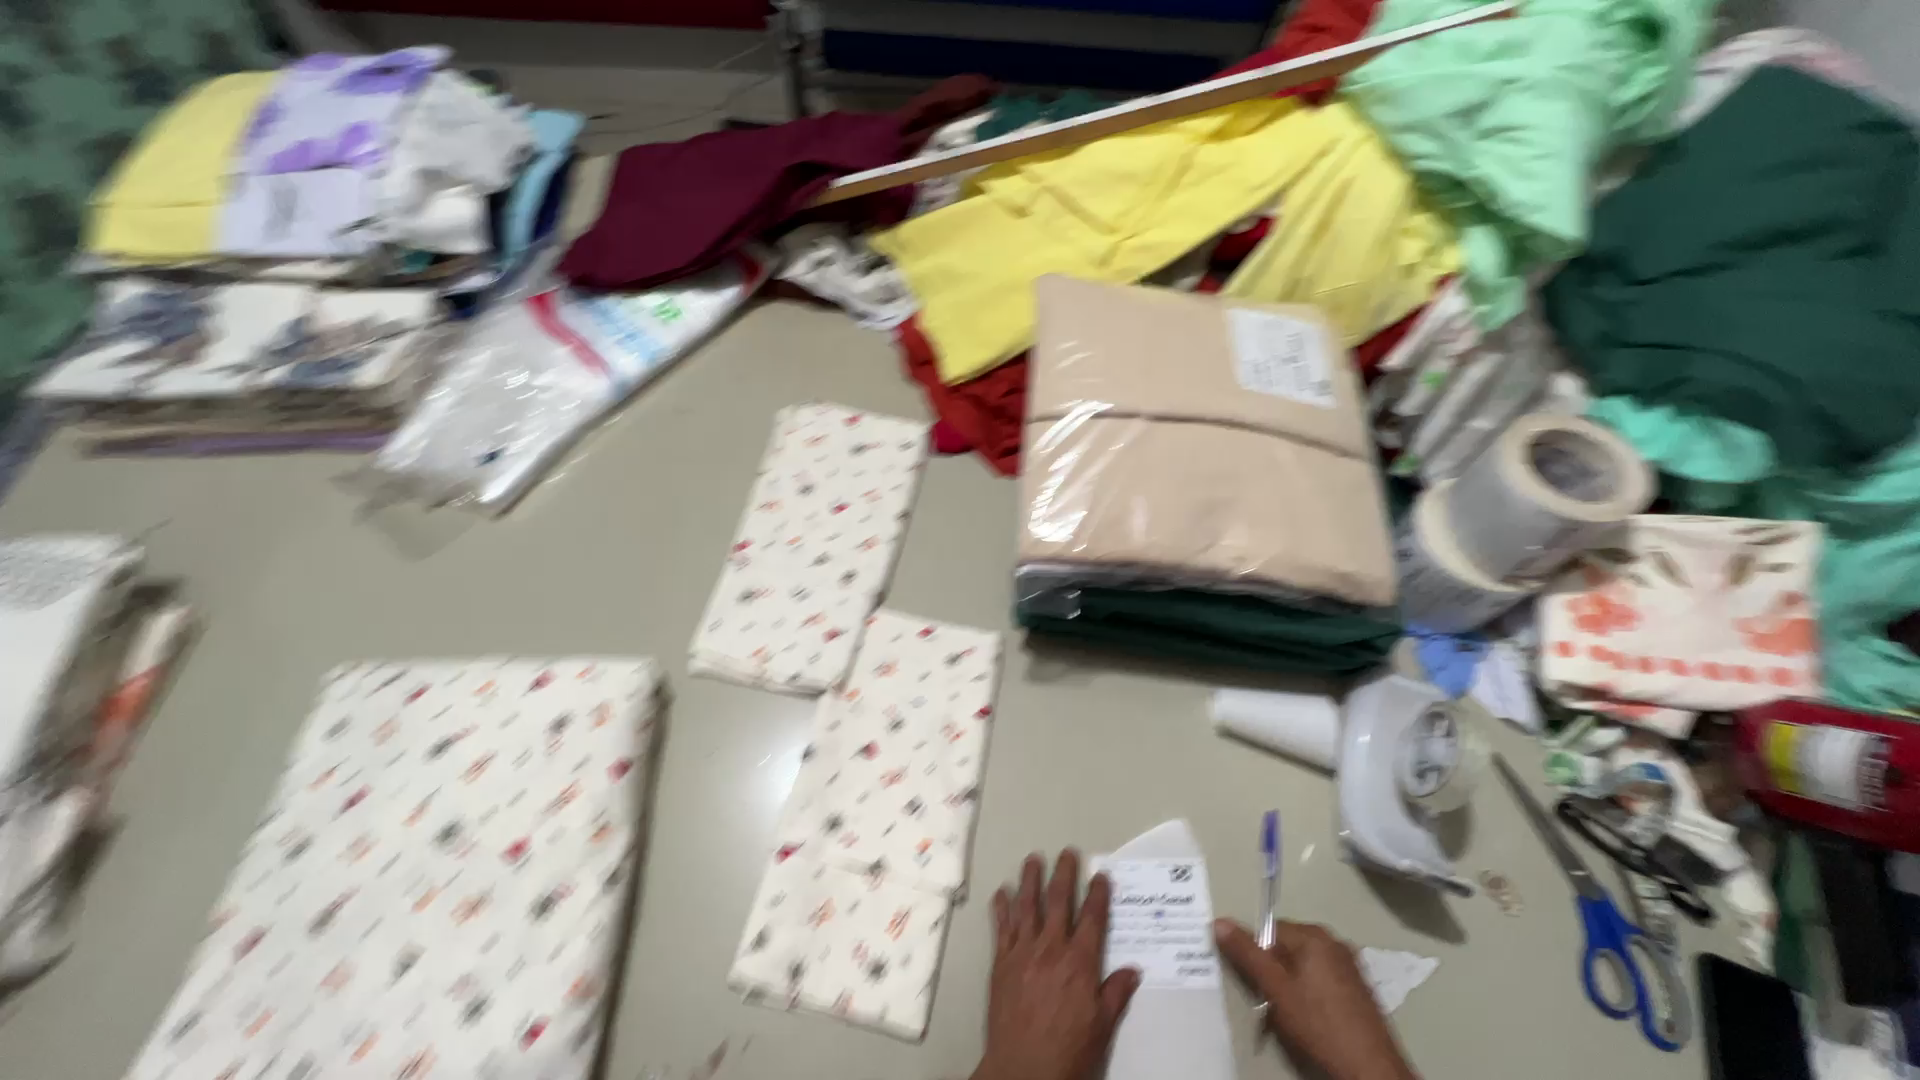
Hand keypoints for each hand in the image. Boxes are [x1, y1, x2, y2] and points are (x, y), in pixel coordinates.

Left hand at [971, 851, 1141, 1079]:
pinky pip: (1001, 928)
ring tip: (1033, 859)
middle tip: (1067, 853)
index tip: (1101, 874)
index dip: (1098, 894)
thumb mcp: (1102, 1027)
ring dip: (1030, 880)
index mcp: (1080, 962)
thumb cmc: (1069, 1050)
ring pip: (1027, 906)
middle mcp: (1051, 948)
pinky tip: (1002, 892)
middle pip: (1058, 901)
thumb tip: (1133, 969)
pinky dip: (1002, 907)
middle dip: (1064, 874)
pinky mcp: (1001, 962)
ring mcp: (1023, 952)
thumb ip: (1115, 994)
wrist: (1023, 1069)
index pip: (1093, 918)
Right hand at [1214, 918, 1417, 1079]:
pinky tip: (1313, 1018)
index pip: (1267, 930)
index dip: (1256, 956)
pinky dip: (1311, 992)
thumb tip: (1219, 922)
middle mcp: (1334, 941)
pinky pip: (1322, 978)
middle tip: (1272, 1003)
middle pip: (1286, 946)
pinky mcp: (1359, 986)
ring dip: (1291, 983)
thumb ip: (1247, 954)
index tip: (1255, 984)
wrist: (1370, 1070)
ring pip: (1304, 964)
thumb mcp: (1275, 989)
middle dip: (1274, 971)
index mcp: (1313, 935)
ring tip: (1292, 1015)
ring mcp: (1350, 964)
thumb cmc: (1318, 1025)